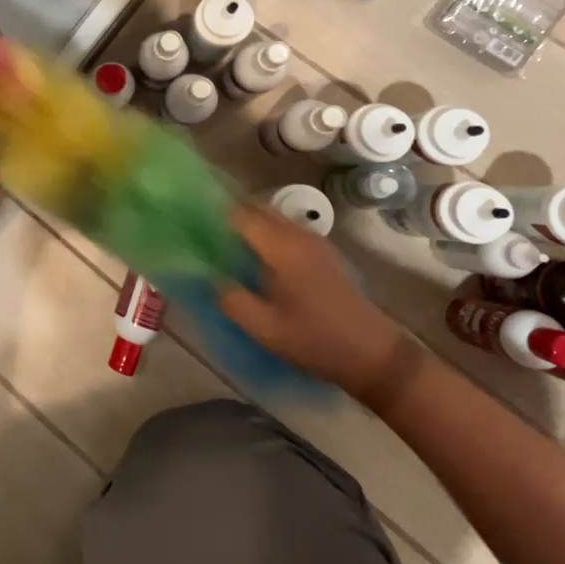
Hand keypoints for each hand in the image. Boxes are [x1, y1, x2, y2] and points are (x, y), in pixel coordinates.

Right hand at [218, 204, 410, 398]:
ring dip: (248, 223)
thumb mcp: (264, 327)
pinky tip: (254, 258)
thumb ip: (230, 297)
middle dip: (228, 214)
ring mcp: (314, 242)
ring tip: (223, 244)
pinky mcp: (323, 254)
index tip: (190, 225)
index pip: (239, 214)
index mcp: (281, 247)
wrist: (374, 355)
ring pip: (272, 217)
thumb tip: (208, 275)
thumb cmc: (315, 340)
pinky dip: (265, 232)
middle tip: (203, 233)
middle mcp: (298, 235)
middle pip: (257, 208)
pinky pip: (286, 230)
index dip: (212, 215)